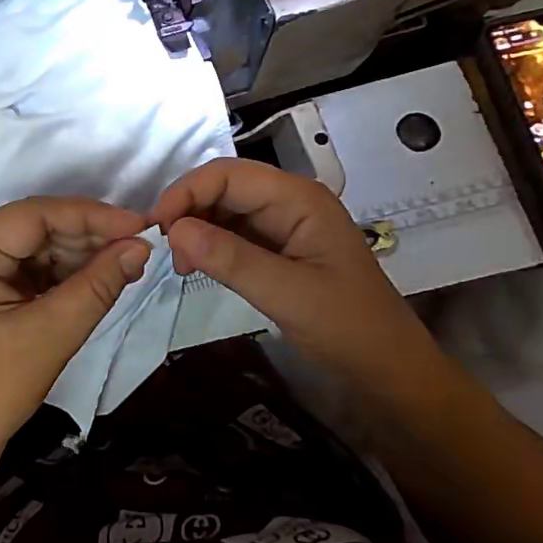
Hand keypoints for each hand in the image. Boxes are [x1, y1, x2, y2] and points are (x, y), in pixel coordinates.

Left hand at [0, 197, 151, 464]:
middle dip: (89, 235)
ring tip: (129, 260)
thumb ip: (98, 284)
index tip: (138, 225)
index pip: (33, 215)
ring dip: (84, 253)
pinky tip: (104, 275)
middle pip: (36, 227)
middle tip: (139, 245)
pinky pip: (35, 267)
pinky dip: (70, 272)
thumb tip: (142, 246)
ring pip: (40, 245)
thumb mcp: (52, 333)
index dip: (88, 215)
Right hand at [148, 159, 438, 381]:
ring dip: (194, 228)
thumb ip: (231, 259)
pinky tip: (193, 266)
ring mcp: (283, 224)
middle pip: (224, 186)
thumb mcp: (287, 294)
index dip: (187, 192)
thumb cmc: (347, 327)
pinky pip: (232, 233)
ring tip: (178, 264)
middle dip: (187, 209)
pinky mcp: (276, 247)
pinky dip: (207, 245)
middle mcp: (289, 202)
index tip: (156, 226)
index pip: (229, 174)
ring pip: (224, 209)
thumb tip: (174, 230)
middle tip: (162, 249)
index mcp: (299, 199)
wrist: (386, 368)